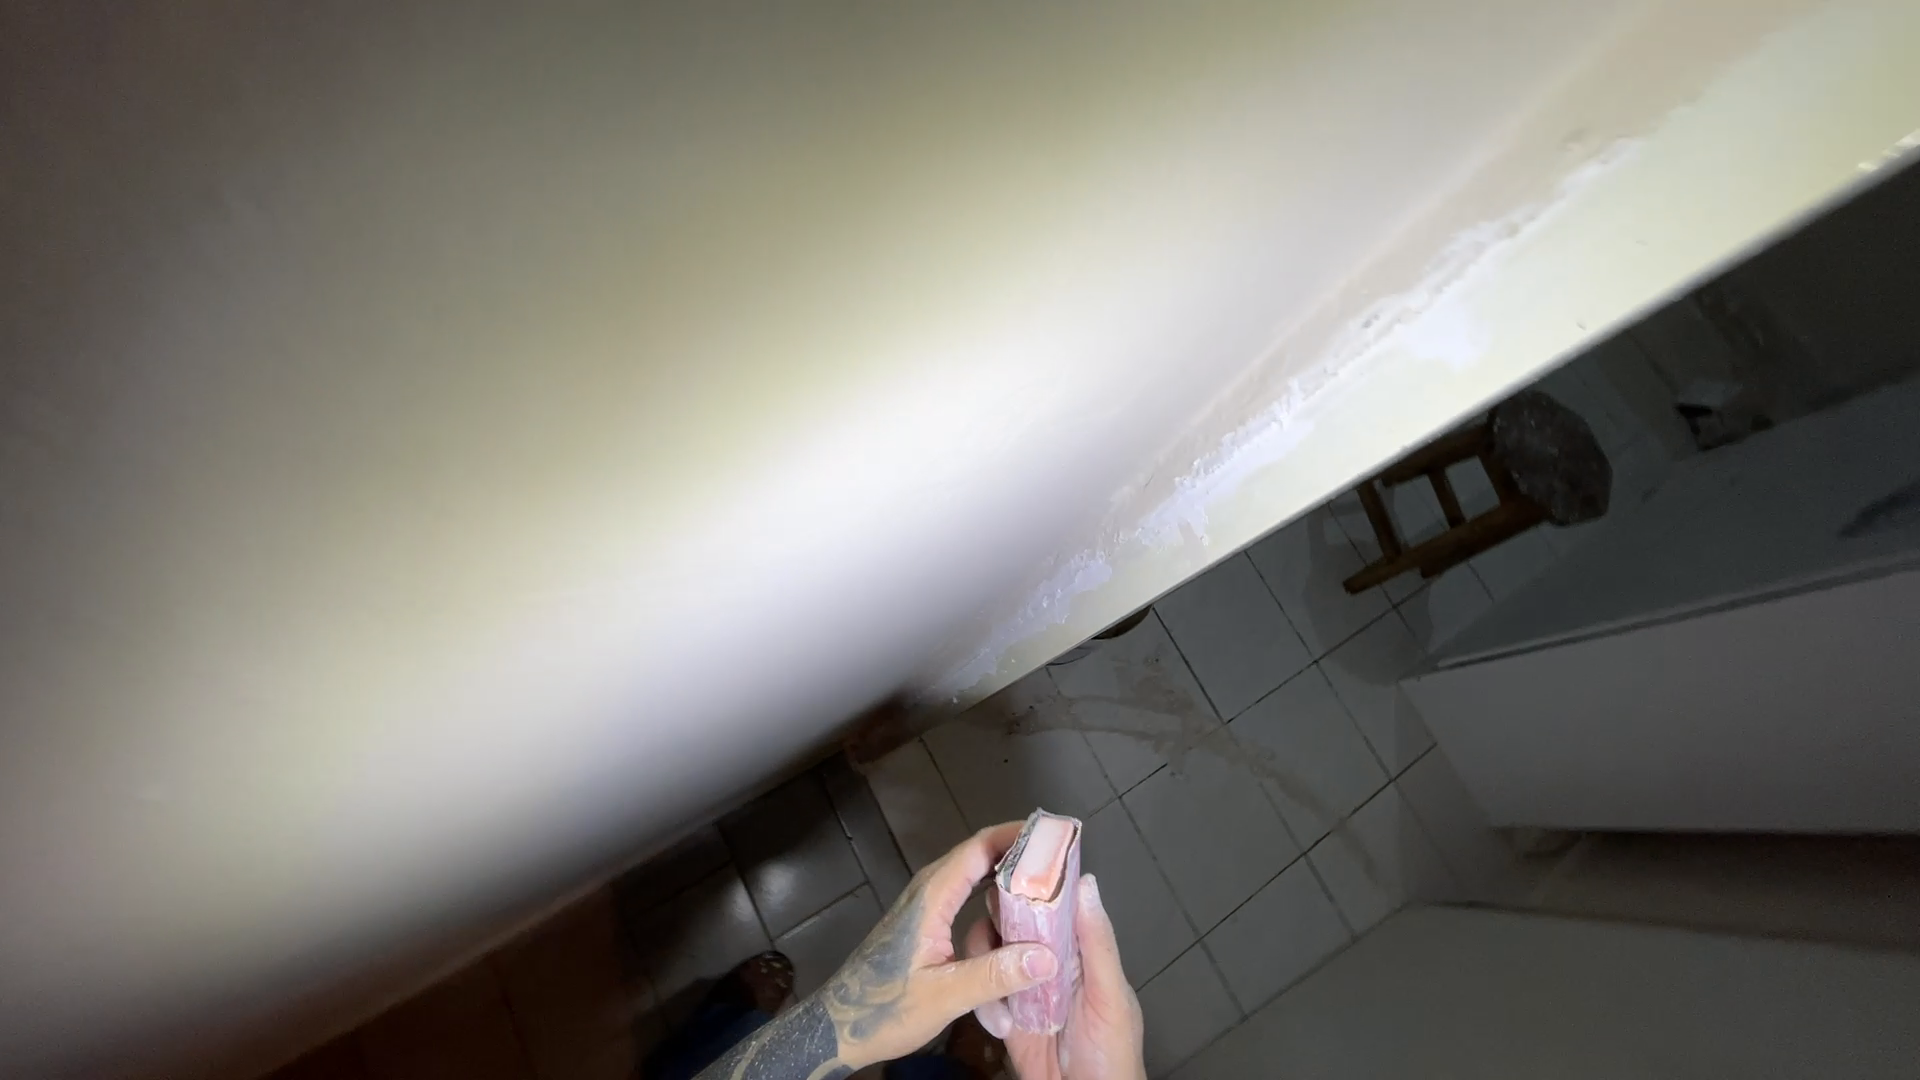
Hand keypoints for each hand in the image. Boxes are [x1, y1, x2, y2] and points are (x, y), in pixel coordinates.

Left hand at [819, 822, 1060, 1070]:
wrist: (840, 1024)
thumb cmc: (886, 1008)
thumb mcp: (945, 997)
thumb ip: (995, 975)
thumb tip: (1047, 956)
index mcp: (932, 896)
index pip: (978, 848)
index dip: (1015, 834)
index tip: (1051, 833)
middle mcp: (928, 887)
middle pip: (977, 851)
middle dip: (1016, 846)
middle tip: (1057, 852)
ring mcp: (924, 900)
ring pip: (970, 868)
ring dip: (1004, 864)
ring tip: (1043, 871)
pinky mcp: (923, 915)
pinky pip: (962, 886)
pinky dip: (989, 883)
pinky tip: (1010, 901)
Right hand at [966, 873, 1146, 1079]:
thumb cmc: (1110, 1053)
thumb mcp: (1111, 997)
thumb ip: (1098, 943)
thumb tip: (1086, 881)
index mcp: (1075, 944)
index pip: (1051, 899)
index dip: (1031, 876)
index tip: (1007, 858)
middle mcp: (1045, 954)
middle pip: (1013, 916)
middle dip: (998, 914)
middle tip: (992, 922)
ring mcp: (1022, 980)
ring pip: (991, 948)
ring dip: (985, 960)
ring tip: (993, 982)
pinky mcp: (1003, 1009)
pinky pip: (981, 987)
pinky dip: (981, 997)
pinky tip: (998, 1021)